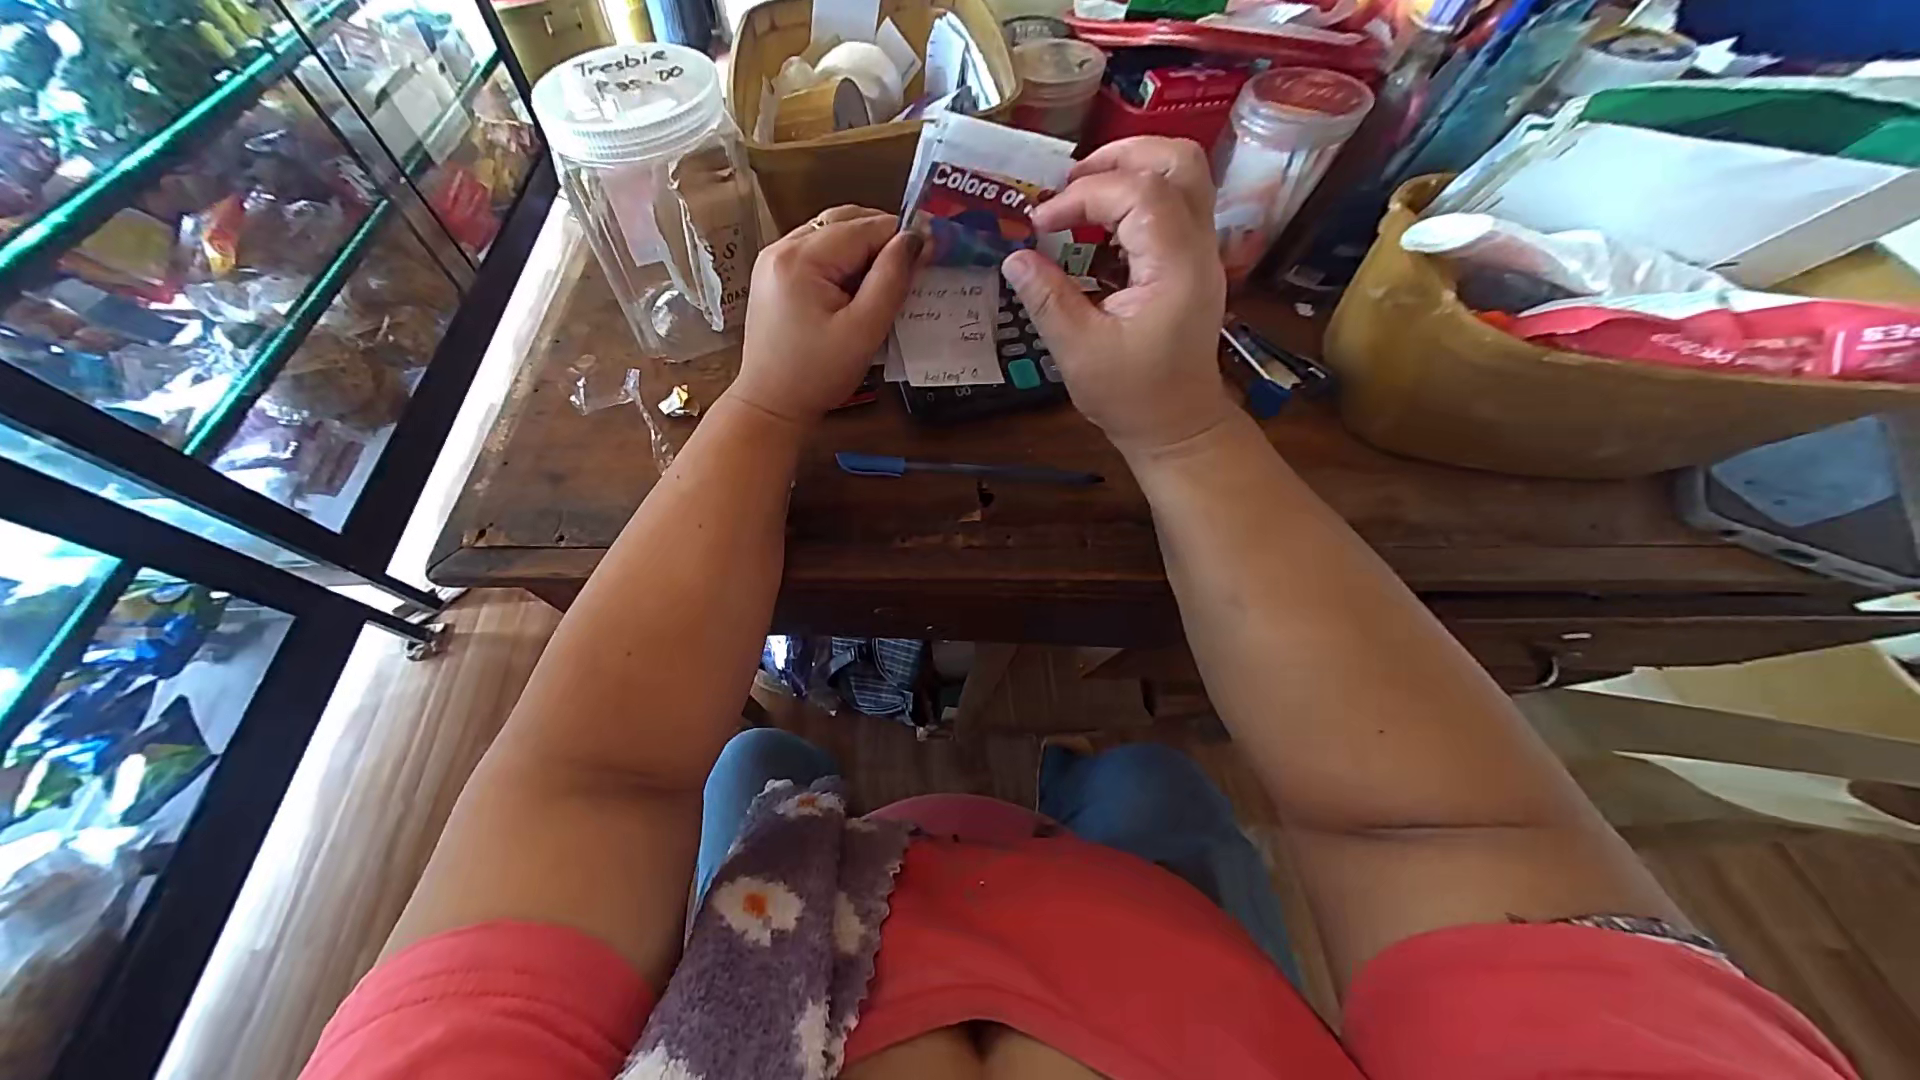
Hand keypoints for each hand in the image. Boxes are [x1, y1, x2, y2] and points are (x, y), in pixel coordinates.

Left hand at [729, 206, 920, 426]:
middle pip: (846, 221)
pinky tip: (854, 292)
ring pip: (832, 233)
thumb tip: (917, 239)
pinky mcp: (774, 275)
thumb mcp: (864, 330)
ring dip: (863, 251)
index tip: (929, 259)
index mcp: (801, 258)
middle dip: (882, 241)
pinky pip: (817, 252)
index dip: (901, 239)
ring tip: (881, 286)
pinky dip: (843, 262)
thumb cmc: (818, 375)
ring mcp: (774, 259)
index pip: (865, 226)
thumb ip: (892, 280)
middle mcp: (782, 247)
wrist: (771, 405)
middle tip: (908, 274)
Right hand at [1001, 138, 1236, 457]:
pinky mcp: (1191, 263)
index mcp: (1175, 268)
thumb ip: (1047, 299)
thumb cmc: (1131, 397)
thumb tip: (1013, 258)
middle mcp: (1198, 248)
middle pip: (1178, 161)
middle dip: (1119, 157)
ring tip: (1081, 195)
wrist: (1177, 426)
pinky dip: (1136, 198)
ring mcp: (1201, 253)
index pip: (1137, 193)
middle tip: (1068, 182)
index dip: (1083, 197)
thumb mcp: (1079, 353)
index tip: (1041, 223)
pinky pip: (1174, 205)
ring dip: (1131, 170)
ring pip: (1182, 176)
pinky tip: (1099, 227)